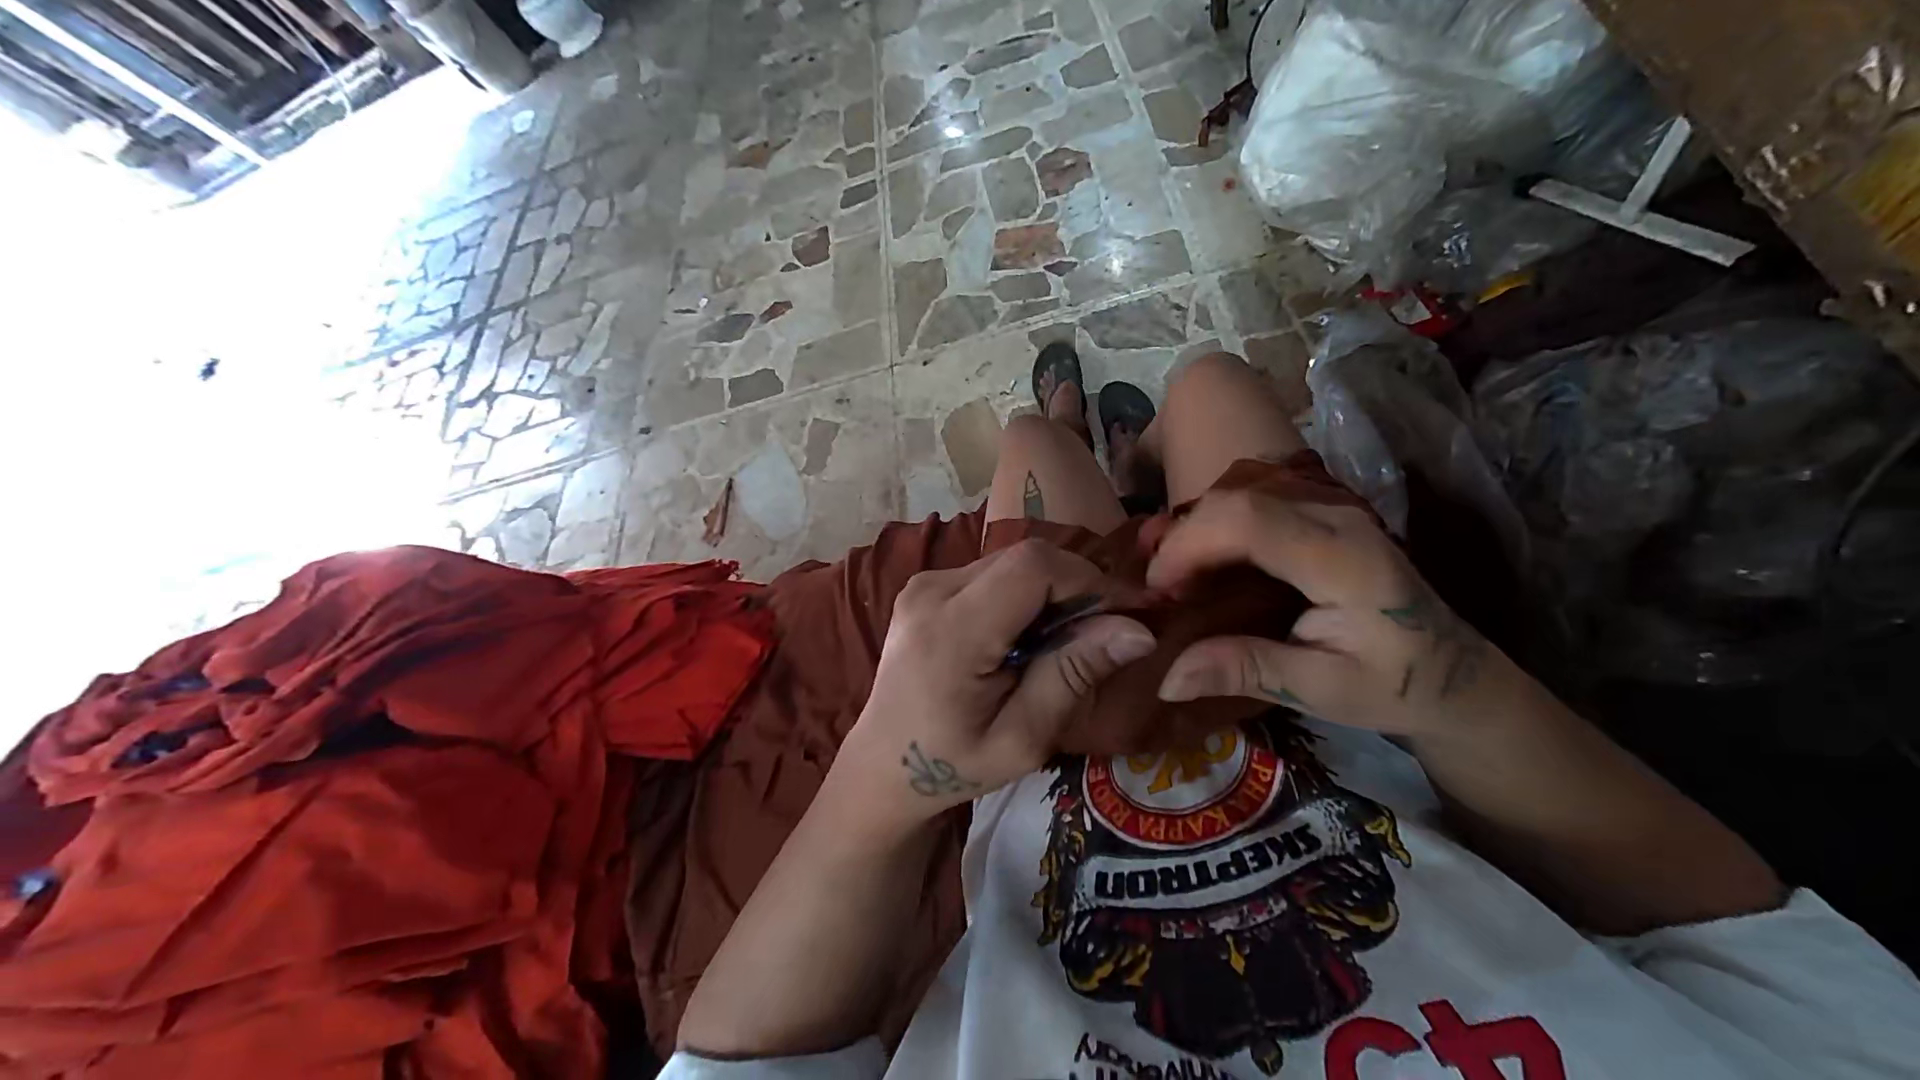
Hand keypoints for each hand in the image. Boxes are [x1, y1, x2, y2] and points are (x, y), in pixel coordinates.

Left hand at [835, 540, 1156, 831]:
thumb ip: (1072, 675)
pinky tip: (1024, 637)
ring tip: (1060, 642)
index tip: (1121, 618)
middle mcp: (931, 591)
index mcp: (951, 631)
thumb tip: (1138, 630)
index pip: (1032, 566)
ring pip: (1010, 561)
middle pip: (1024, 557)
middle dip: (1073, 586)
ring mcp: (923, 584)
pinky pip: (990, 573)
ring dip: (1049, 591)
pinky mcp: (925, 586)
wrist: (884, 765)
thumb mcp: (1022, 738)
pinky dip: (1022, 595)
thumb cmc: (952, 764)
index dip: (1088, 580)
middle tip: (1097, 635)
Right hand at [1146, 489, 1515, 736]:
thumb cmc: (1393, 686)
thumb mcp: (1322, 692)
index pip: (1250, 521)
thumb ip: (1247, 671)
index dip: (1190, 544)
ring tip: (1175, 575)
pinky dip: (1215, 523)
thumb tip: (1167, 678)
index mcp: (1345, 561)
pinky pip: (1253, 497)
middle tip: (1160, 589)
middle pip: (1238, 497)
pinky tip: (1202, 558)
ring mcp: (1332, 506)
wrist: (1452, 671)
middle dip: (1184, 537)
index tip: (1158, 589)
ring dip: (1196, 527)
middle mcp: (1339, 517)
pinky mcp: (1321, 510)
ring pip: (1241, 489)